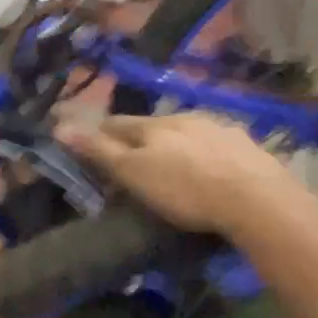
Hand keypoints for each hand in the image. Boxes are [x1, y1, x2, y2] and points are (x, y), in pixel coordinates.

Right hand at [57, 113, 295, 234]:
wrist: (257, 199)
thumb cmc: (186, 189)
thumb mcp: (135, 173)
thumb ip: (100, 152)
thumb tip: (60, 127)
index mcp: (155, 125)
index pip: (118, 124)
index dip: (100, 133)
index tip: (89, 145)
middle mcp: (186, 118)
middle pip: (153, 126)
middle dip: (139, 138)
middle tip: (131, 161)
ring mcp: (220, 129)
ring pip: (187, 133)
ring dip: (175, 144)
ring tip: (173, 165)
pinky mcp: (247, 147)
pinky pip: (217, 146)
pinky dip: (206, 155)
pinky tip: (211, 169)